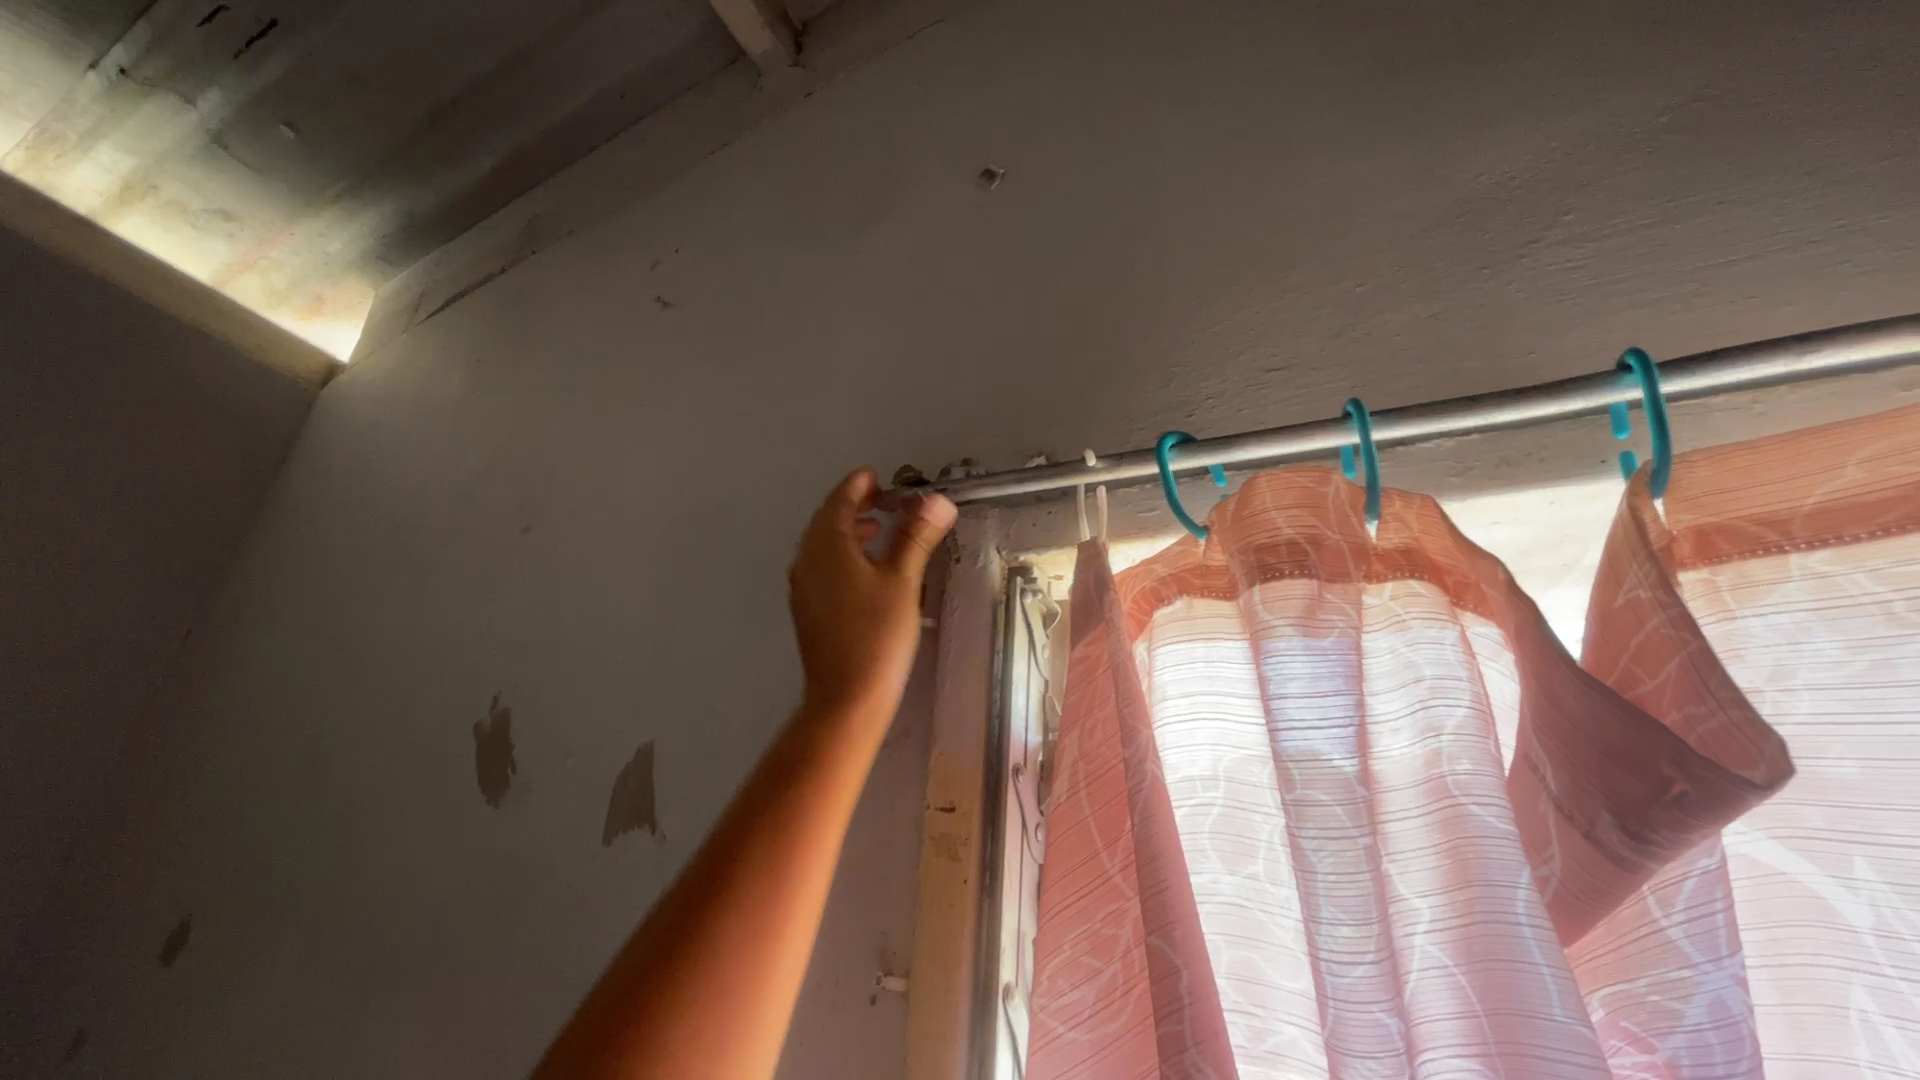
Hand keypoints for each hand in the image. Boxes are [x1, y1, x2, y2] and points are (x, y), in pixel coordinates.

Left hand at [788, 468, 957, 718]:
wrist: (846, 697)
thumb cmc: (877, 635)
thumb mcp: (903, 581)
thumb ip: (917, 536)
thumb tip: (938, 499)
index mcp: (827, 546)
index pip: (839, 501)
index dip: (858, 485)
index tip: (877, 476)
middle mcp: (807, 561)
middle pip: (826, 520)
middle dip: (852, 505)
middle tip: (882, 500)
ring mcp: (803, 587)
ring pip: (822, 545)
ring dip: (847, 531)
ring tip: (877, 530)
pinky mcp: (807, 609)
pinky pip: (821, 566)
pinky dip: (841, 554)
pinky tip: (864, 570)